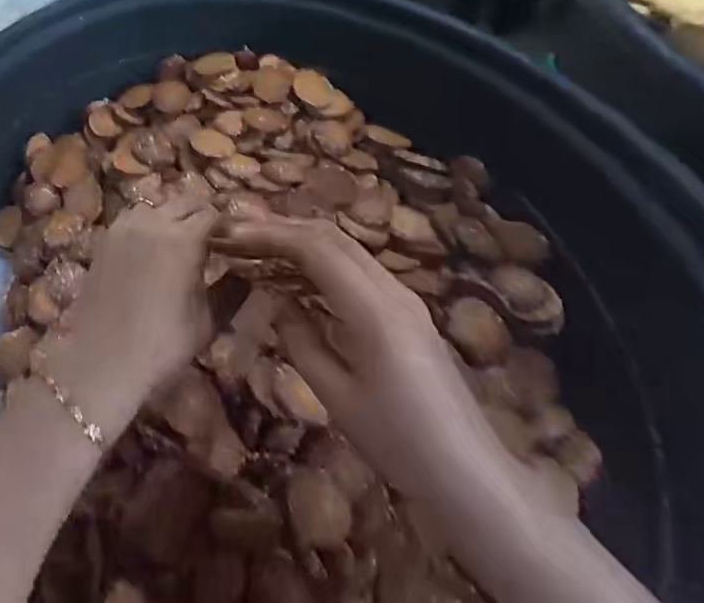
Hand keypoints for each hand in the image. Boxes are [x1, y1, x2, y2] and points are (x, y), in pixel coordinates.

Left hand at [36, 193, 218, 437]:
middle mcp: (153, 222)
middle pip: (183, 203)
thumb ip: (231, 290)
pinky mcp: (104, 240)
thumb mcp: (208, 321)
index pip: (212, 214)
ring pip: (154, 207)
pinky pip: (130, 220)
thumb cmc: (164, 345)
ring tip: (178, 240)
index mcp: (184, 238)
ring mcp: (124, 228)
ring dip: (170, 216)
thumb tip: (246, 273)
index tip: (234, 238)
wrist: (104, 363)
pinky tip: (149, 248)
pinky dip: (145, 225)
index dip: (225, 224)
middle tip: (211, 237)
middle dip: (200, 214)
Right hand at [218, 214, 520, 502]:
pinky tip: (297, 274)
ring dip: (302, 240)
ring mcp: (404, 298)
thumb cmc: (400, 443)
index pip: (316, 249)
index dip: (271, 235)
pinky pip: (357, 268)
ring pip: (346, 248)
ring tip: (259, 246)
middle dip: (283, 228)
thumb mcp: (338, 398)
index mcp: (374, 311)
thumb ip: (300, 341)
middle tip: (239, 233)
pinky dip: (321, 260)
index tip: (232, 235)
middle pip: (333, 237)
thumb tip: (275, 299)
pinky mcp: (406, 310)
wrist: (471, 474)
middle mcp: (392, 291)